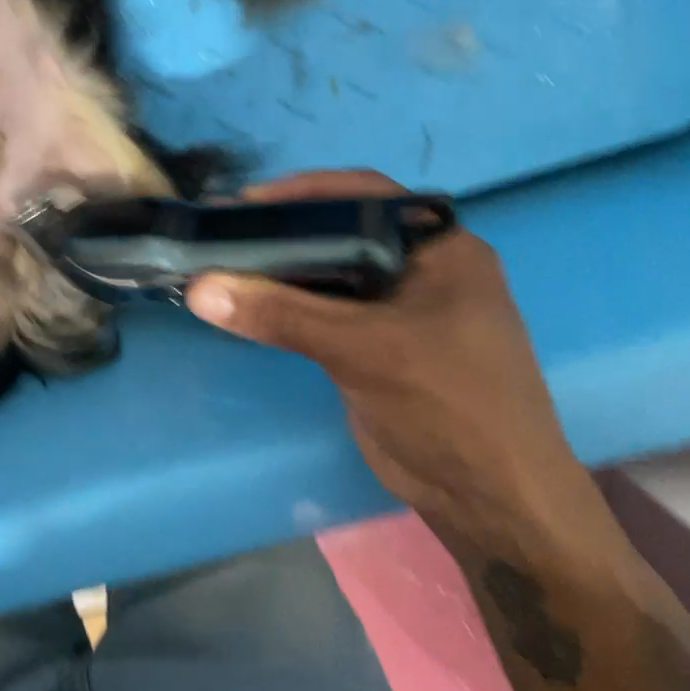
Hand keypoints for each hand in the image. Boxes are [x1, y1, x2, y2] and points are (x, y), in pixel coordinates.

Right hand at [184, 171, 594, 531]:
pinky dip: (285, 306)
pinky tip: (246, 306)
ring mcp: (397, 311)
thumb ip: (281, 314)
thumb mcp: (364, 349)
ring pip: (327, 275)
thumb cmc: (450, 405)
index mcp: (441, 250)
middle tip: (221, 235)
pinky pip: (322, 313)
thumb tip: (199, 288)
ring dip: (278, 272)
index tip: (245, 202)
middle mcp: (421, 270)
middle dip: (282, 233)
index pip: (366, 195)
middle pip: (340, 233)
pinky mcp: (375, 347)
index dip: (305, 191)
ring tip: (221, 266)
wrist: (490, 499)